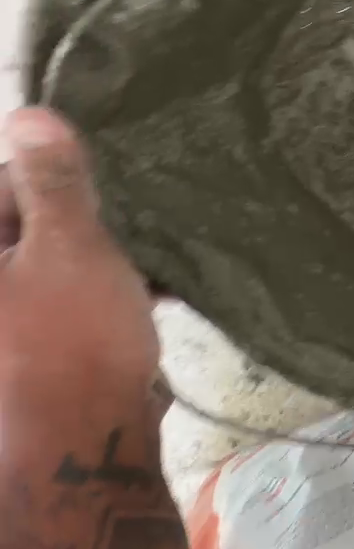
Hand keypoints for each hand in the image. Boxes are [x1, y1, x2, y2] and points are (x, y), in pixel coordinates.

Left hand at [0, 108, 158, 430]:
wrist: (75, 433)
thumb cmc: (67, 336)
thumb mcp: (73, 251)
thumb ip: (54, 187)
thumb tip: (31, 114)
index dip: (48, 183)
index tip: (108, 196)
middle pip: (14, 227)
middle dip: (74, 225)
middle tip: (132, 235)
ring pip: (35, 263)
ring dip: (88, 259)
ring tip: (144, 269)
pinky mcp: (16, 344)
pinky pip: (47, 298)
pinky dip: (87, 291)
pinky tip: (136, 298)